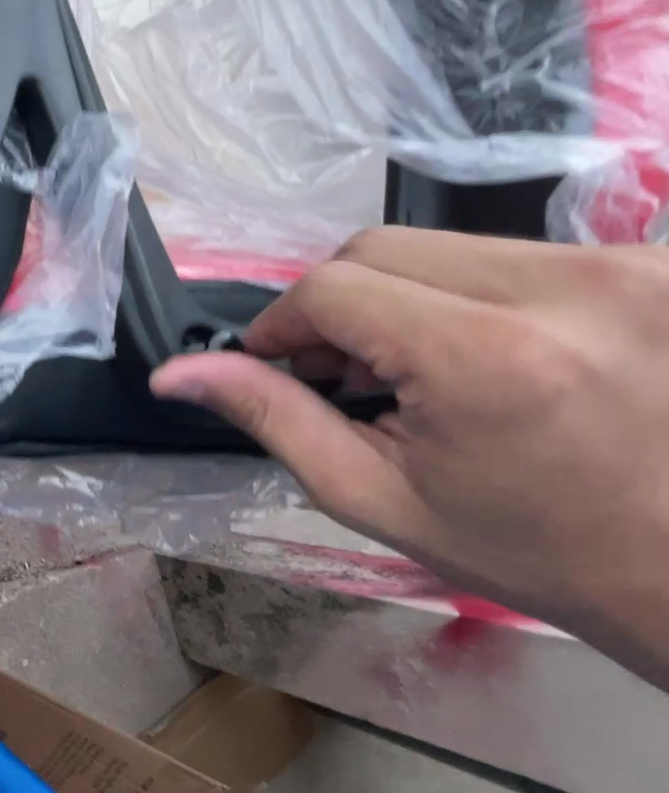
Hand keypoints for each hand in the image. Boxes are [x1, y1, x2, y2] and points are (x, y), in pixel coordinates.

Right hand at [150, 228, 668, 677]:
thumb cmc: (534, 548)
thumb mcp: (374, 492)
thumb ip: (269, 415)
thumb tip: (173, 373)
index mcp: (489, 357)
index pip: (331, 287)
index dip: (284, 325)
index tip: (283, 367)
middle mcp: (571, 288)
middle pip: (379, 248)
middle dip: (336, 304)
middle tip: (345, 372)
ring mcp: (635, 266)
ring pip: (442, 244)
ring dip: (400, 296)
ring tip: (418, 367)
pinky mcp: (664, 263)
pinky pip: (512, 252)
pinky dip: (467, 293)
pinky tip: (487, 353)